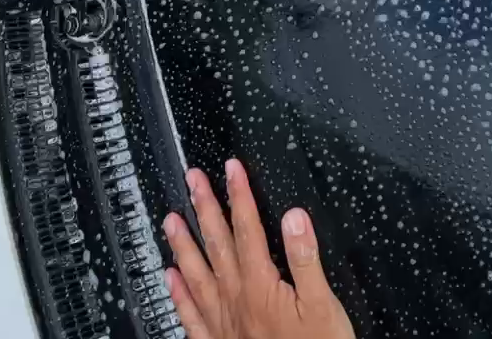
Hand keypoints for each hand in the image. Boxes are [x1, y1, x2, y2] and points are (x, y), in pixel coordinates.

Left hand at [162, 159, 356, 338]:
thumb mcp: (322, 305)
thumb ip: (305, 258)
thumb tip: (294, 215)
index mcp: (260, 286)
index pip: (246, 229)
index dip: (239, 194)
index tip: (231, 168)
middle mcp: (236, 301)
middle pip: (217, 245)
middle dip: (205, 208)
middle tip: (192, 179)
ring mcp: (223, 324)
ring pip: (197, 275)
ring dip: (184, 244)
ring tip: (170, 219)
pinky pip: (191, 317)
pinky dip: (179, 296)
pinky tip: (170, 279)